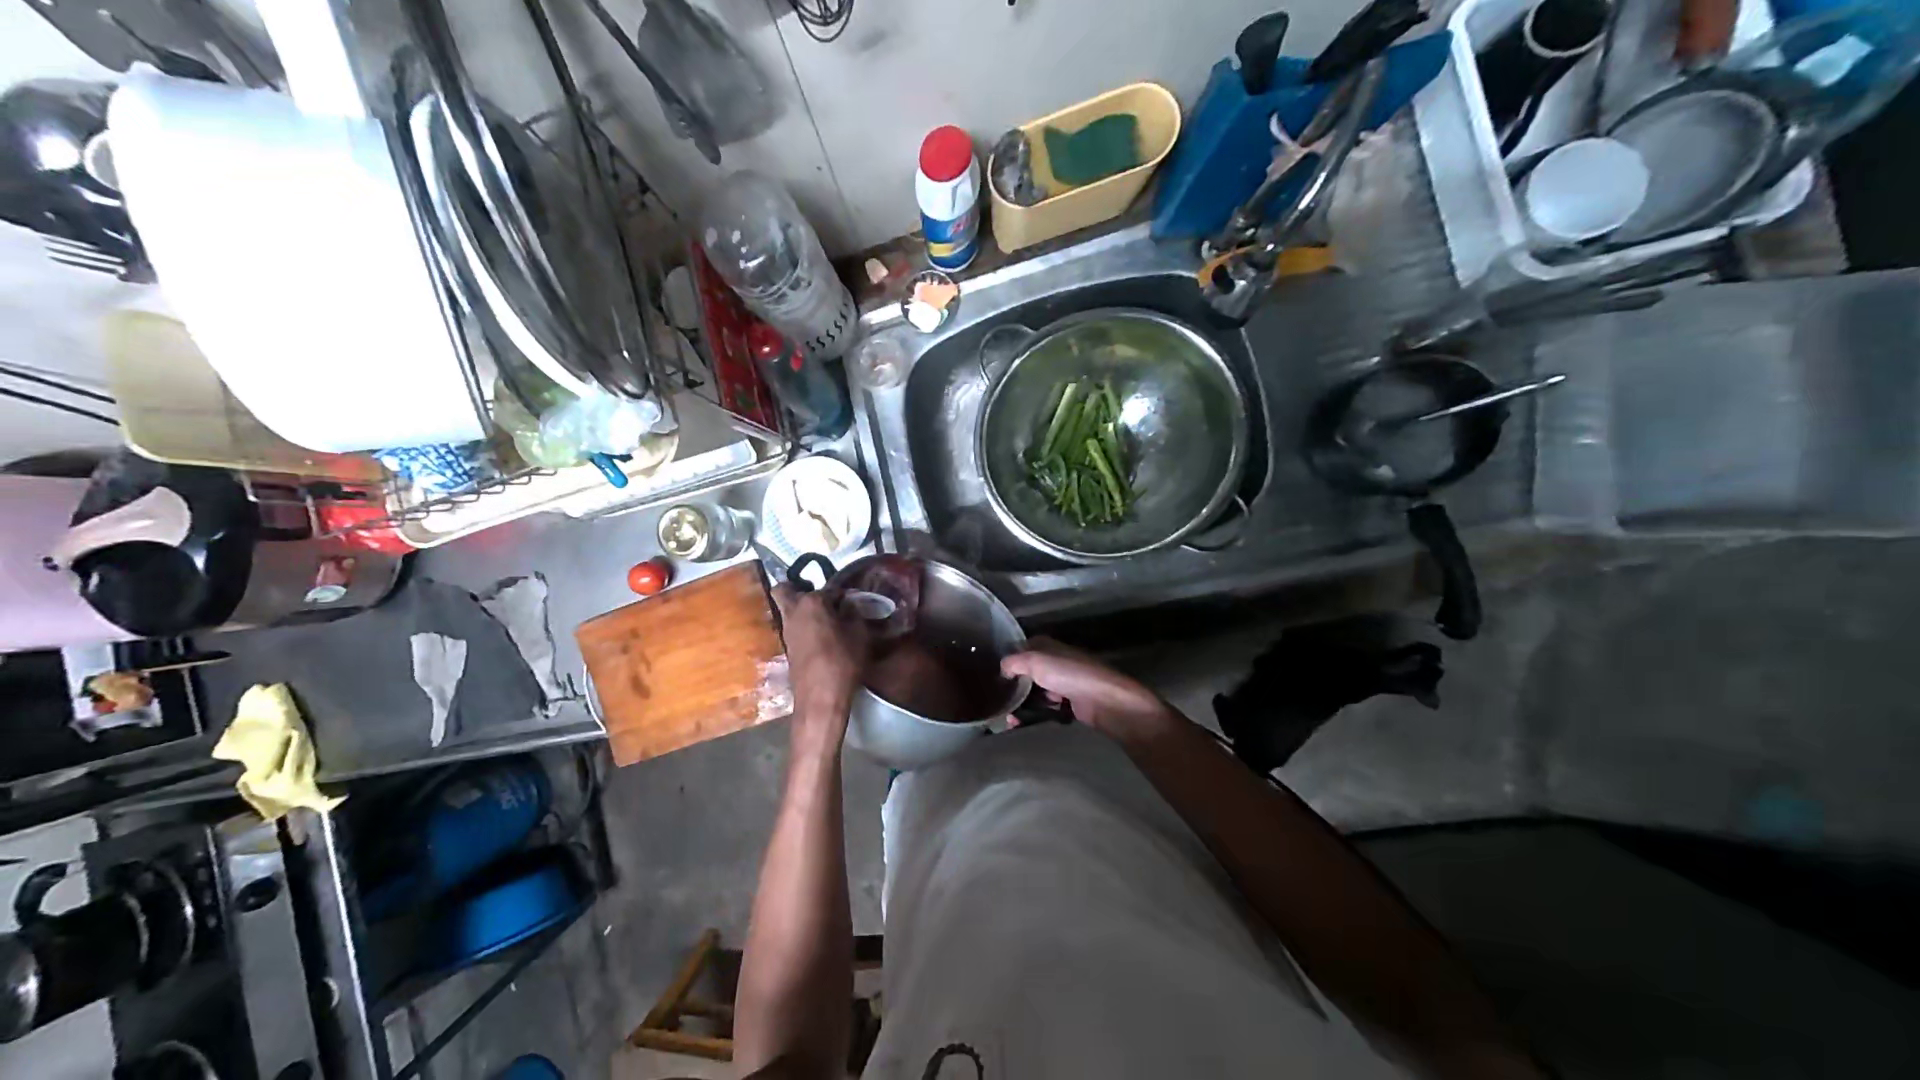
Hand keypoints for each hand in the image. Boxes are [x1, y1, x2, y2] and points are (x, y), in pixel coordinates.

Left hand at [773, 583, 869, 737]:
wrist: (820, 696)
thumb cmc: (843, 661)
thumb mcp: (859, 634)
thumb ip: (854, 613)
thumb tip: (849, 604)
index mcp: (812, 602)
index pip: (829, 588)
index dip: (842, 594)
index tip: (851, 602)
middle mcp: (793, 611)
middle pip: (785, 589)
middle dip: (798, 588)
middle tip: (820, 599)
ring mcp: (786, 630)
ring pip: (787, 609)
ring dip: (801, 609)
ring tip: (824, 620)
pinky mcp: (786, 647)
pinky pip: (792, 627)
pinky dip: (802, 626)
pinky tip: (820, 636)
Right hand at [1001, 638, 1183, 742]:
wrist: (1104, 700)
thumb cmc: (1068, 674)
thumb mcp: (1035, 661)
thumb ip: (1014, 662)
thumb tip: (1001, 668)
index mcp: (1047, 646)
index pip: (1021, 649)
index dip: (1007, 660)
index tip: (991, 675)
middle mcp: (1055, 661)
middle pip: (1028, 672)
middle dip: (1013, 686)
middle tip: (997, 701)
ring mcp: (1064, 682)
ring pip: (1036, 692)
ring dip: (1022, 704)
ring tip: (1007, 718)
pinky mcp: (1070, 702)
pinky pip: (1047, 707)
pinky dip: (1035, 714)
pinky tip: (1022, 724)